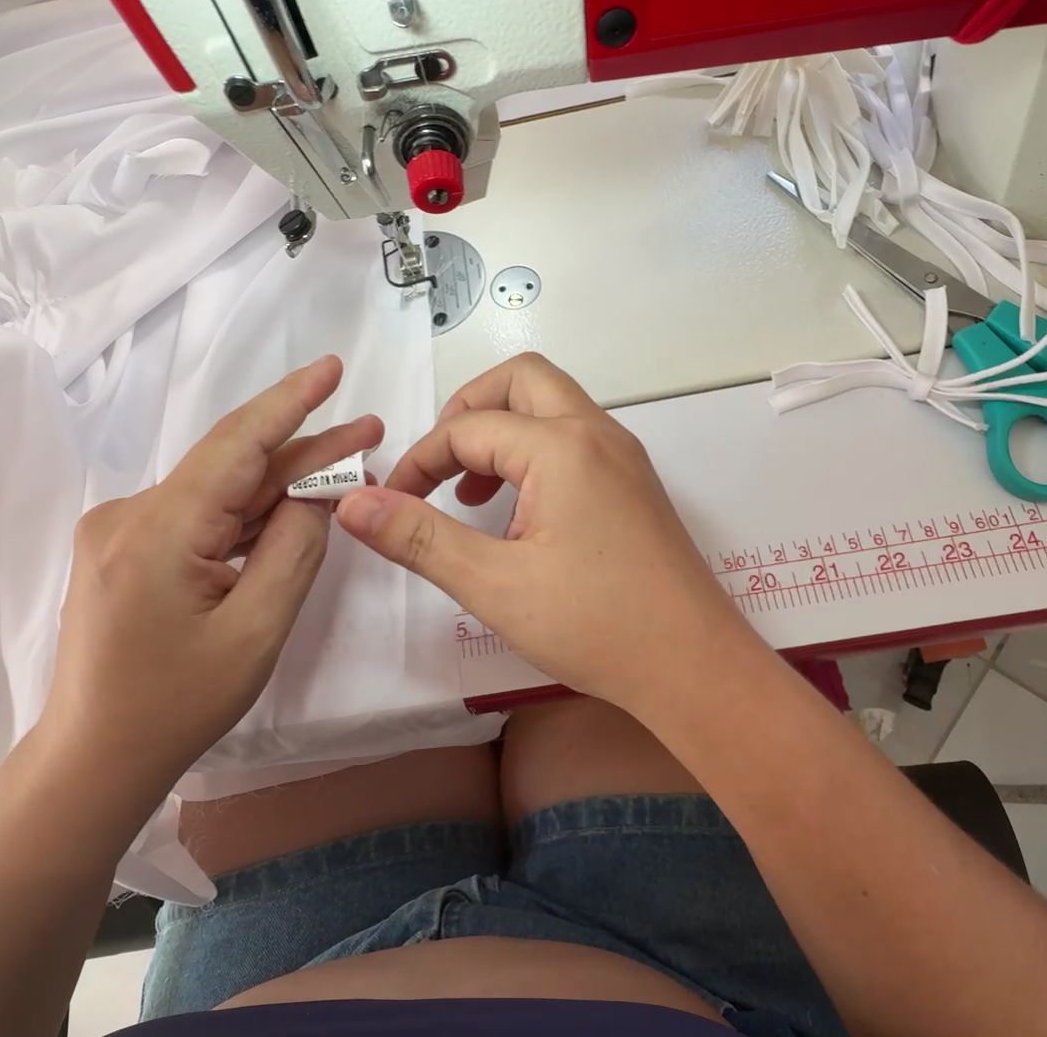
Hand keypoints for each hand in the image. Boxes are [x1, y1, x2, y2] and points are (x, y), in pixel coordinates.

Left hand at [43, 356, 382, 779]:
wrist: (96, 759)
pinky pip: (200, 518)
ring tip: (348, 468)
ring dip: (280, 484)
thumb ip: (293, 550)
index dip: (290, 402)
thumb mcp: (257, 631)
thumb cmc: (178, 705)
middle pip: (233, 467)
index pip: (237, 445)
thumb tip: (313, 494)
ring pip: (219, 493)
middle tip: (371, 434)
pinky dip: (248, 514)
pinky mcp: (126, 550)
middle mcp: (130, 514)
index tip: (333, 367)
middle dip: (305, 449)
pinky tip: (292, 509)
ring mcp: (123, 531)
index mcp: (158, 530)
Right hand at [335, 353, 766, 712]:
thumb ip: (419, 537)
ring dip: (503, 430)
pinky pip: (576, 441)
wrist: (693, 667)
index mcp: (562, 446)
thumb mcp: (493, 584)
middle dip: (468, 409)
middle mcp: (598, 434)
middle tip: (439, 464)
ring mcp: (624, 458)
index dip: (419, 462)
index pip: (468, 427)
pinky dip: (536, 454)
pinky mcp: (635, 485)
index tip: (392, 505)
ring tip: (471, 491)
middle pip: (522, 380)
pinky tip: (518, 512)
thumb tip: (353, 502)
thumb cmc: (594, 625)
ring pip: (554, 407)